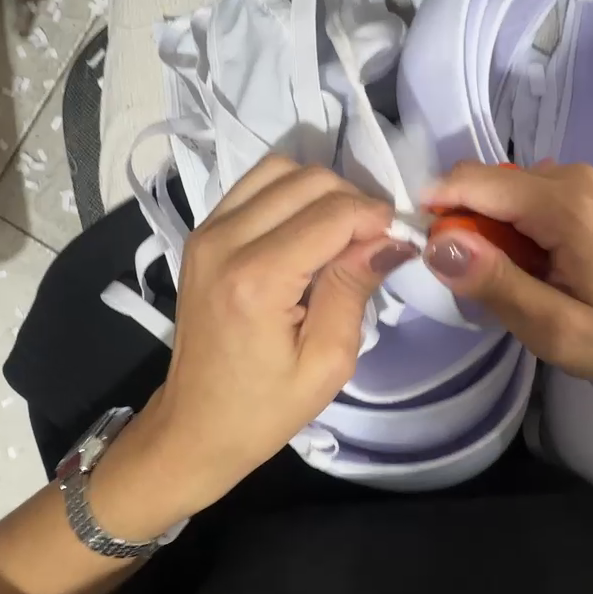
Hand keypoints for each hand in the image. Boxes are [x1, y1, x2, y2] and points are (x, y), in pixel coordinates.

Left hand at [92, 156, 409, 534]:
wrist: (194, 424)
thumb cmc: (264, 408)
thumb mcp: (328, 363)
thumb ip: (354, 289)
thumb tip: (390, 238)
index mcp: (256, 280)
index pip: (332, 213)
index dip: (375, 218)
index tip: (397, 241)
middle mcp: (224, 241)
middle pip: (307, 180)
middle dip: (352, 201)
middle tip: (372, 241)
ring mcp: (207, 231)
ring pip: (280, 169)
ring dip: (320, 192)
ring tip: (340, 233)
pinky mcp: (202, 232)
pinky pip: (255, 185)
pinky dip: (290, 194)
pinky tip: (306, 231)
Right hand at [420, 162, 592, 396]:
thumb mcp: (553, 329)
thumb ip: (493, 282)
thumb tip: (435, 243)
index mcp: (566, 204)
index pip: (473, 182)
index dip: (437, 209)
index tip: (420, 252)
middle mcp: (572, 177)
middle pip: (486, 182)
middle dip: (462, 224)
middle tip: (471, 283)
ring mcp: (582, 182)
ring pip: (501, 190)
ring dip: (486, 229)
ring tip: (504, 281)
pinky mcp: (585, 195)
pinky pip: (524, 199)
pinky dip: (509, 229)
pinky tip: (527, 268)